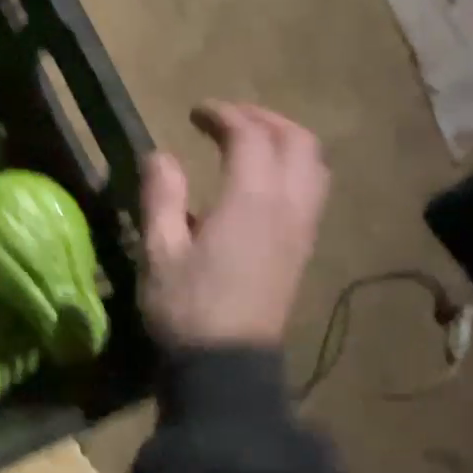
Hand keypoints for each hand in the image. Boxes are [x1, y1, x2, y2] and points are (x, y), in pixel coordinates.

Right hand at [140, 102, 328, 349]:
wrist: (226, 360)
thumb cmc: (184, 306)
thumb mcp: (159, 252)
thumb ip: (162, 198)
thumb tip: (159, 154)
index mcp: (251, 199)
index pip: (249, 137)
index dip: (224, 116)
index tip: (196, 112)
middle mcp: (288, 203)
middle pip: (295, 140)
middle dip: (263, 120)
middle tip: (226, 121)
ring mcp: (302, 225)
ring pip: (313, 163)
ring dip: (285, 141)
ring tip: (251, 144)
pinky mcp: (301, 246)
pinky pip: (311, 188)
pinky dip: (292, 168)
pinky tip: (262, 184)